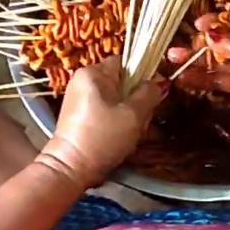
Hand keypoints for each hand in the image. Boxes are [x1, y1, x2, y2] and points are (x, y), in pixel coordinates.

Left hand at [38, 57, 164, 186]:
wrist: (71, 167)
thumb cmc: (103, 136)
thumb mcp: (134, 115)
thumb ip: (149, 94)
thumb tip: (158, 82)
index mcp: (93, 73)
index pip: (125, 62)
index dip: (142, 75)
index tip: (152, 94)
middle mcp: (83, 80)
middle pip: (121, 82)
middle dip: (136, 100)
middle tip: (142, 120)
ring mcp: (79, 98)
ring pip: (115, 99)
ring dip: (128, 114)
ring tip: (133, 133)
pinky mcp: (78, 116)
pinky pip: (104, 111)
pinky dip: (115, 121)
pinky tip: (120, 138)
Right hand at [167, 16, 229, 125]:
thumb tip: (209, 37)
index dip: (216, 22)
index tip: (198, 23)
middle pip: (220, 42)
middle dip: (199, 43)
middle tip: (178, 46)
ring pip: (215, 62)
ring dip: (195, 61)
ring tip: (174, 59)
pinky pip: (217, 81)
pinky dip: (201, 79)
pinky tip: (184, 76)